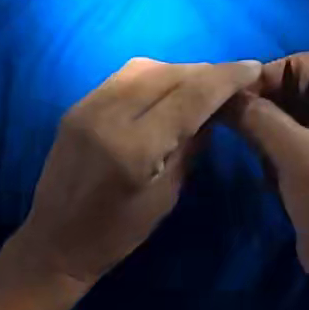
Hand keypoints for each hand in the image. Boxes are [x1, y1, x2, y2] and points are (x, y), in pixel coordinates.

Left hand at [7, 57, 262, 288]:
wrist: (54, 241)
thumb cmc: (116, 233)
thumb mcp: (165, 195)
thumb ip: (191, 146)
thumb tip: (216, 110)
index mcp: (134, 145)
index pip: (189, 96)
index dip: (226, 78)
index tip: (254, 68)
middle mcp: (107, 116)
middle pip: (165, 74)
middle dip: (203, 72)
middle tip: (231, 81)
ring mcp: (85, 108)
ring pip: (140, 69)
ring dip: (175, 71)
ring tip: (199, 86)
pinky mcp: (73, 110)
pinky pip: (119, 80)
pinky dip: (147, 78)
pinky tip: (164, 92)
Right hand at [228, 54, 308, 300]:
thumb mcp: (299, 156)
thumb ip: (257, 117)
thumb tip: (216, 93)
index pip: (303, 65)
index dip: (260, 80)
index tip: (220, 104)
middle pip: (296, 88)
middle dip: (261, 108)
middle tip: (226, 129)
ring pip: (290, 115)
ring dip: (264, 132)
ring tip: (256, 158)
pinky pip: (292, 139)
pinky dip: (272, 151)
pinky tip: (269, 174)